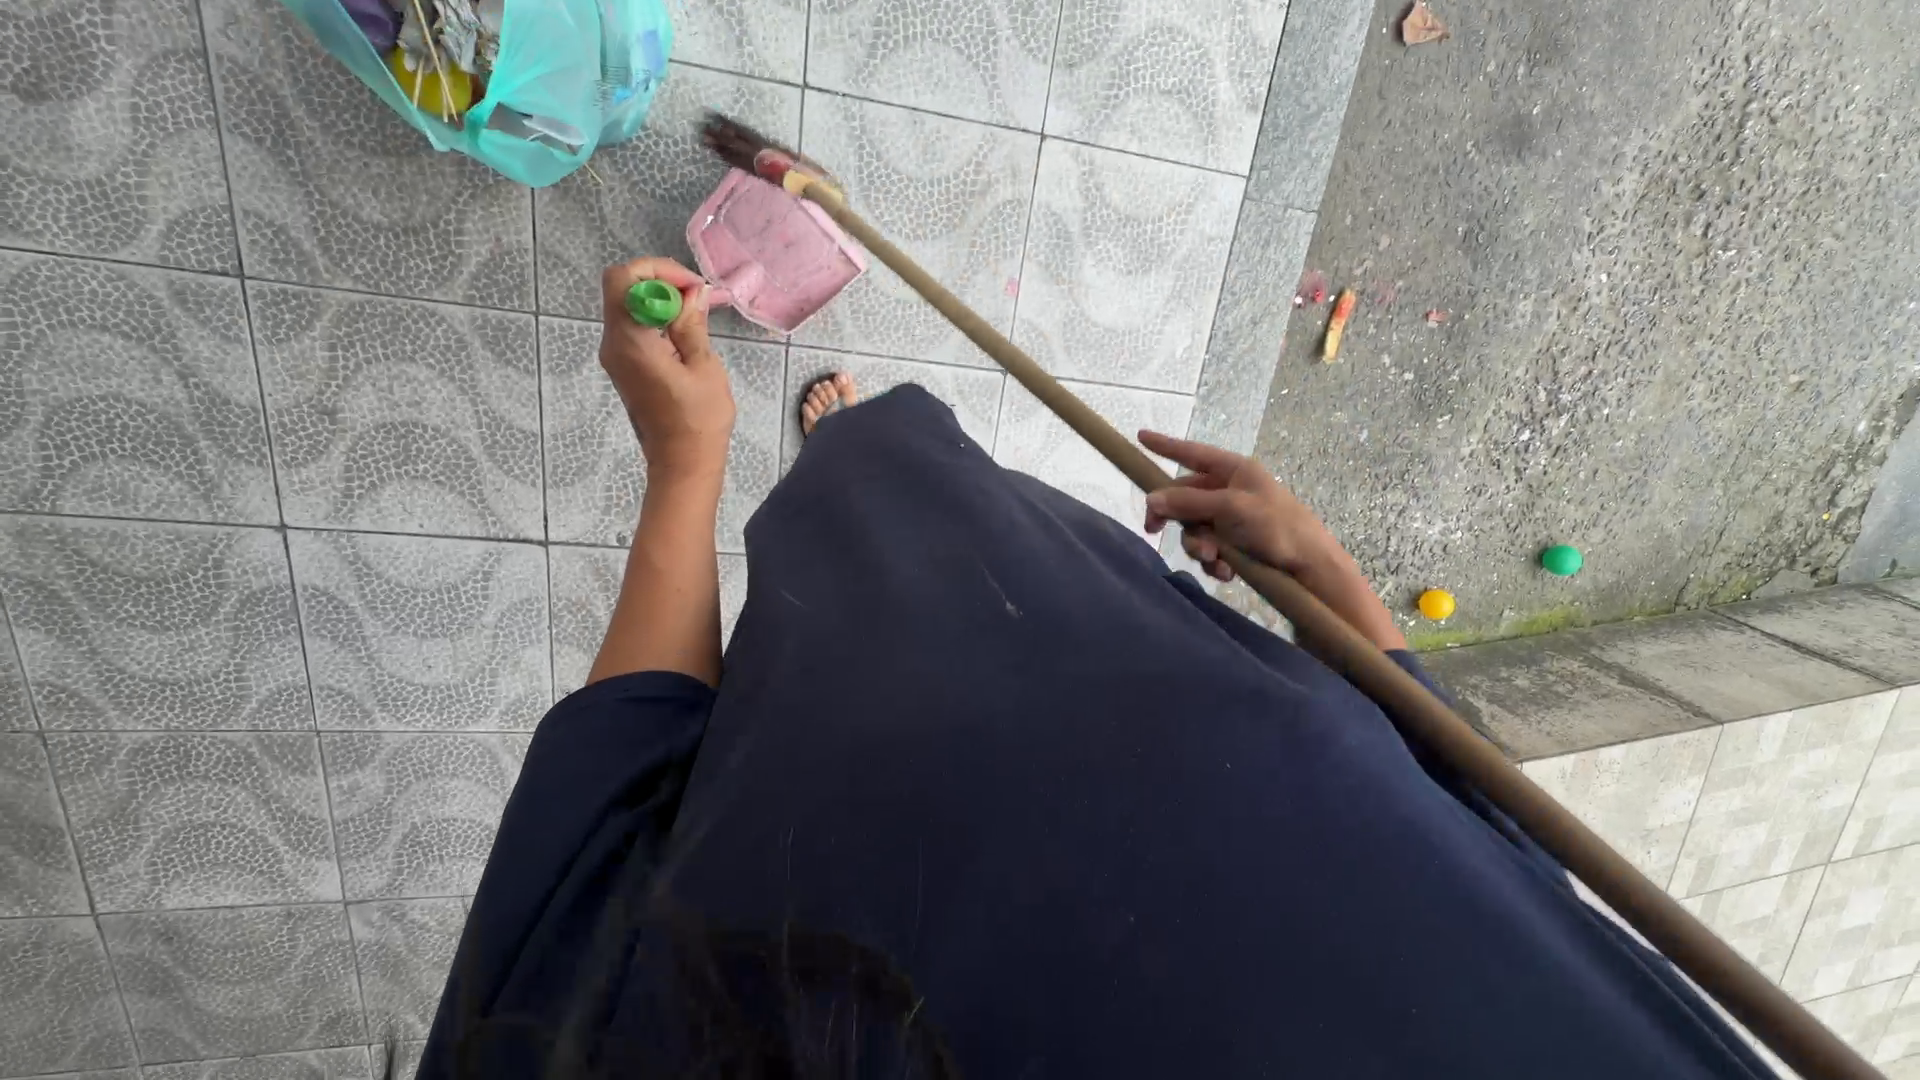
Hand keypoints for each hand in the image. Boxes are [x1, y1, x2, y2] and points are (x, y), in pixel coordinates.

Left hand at [599, 258, 734, 485]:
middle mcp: (613, 344)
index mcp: (631, 341)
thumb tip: (692, 292)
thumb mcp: (704, 367)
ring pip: (627, 307)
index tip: (692, 286)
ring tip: (696, 315)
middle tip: (696, 297)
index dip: (657, 270)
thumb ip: (692, 324)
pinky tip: (684, 334)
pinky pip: (633, 328)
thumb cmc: (699, 419)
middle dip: (659, 282)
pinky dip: (655, 320)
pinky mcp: (623, 367)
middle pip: (622, 289)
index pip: (624, 280)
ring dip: (659, 301)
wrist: (682, 462)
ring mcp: (614, 356)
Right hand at [1139, 431, 1341, 583]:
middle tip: (1152, 530)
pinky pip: (1207, 548)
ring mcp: (1230, 518)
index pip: (1192, 453)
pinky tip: (1225, 571)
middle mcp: (1229, 491)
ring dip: (1197, 546)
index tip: (1140, 436)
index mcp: (1233, 471)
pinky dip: (1211, 561)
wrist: (1310, 566)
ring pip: (1192, 528)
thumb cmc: (1276, 526)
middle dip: (1175, 518)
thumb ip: (1189, 502)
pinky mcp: (1234, 542)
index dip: (1165, 445)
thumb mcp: (1230, 508)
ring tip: (1213, 559)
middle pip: (1184, 497)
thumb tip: (1151, 499)